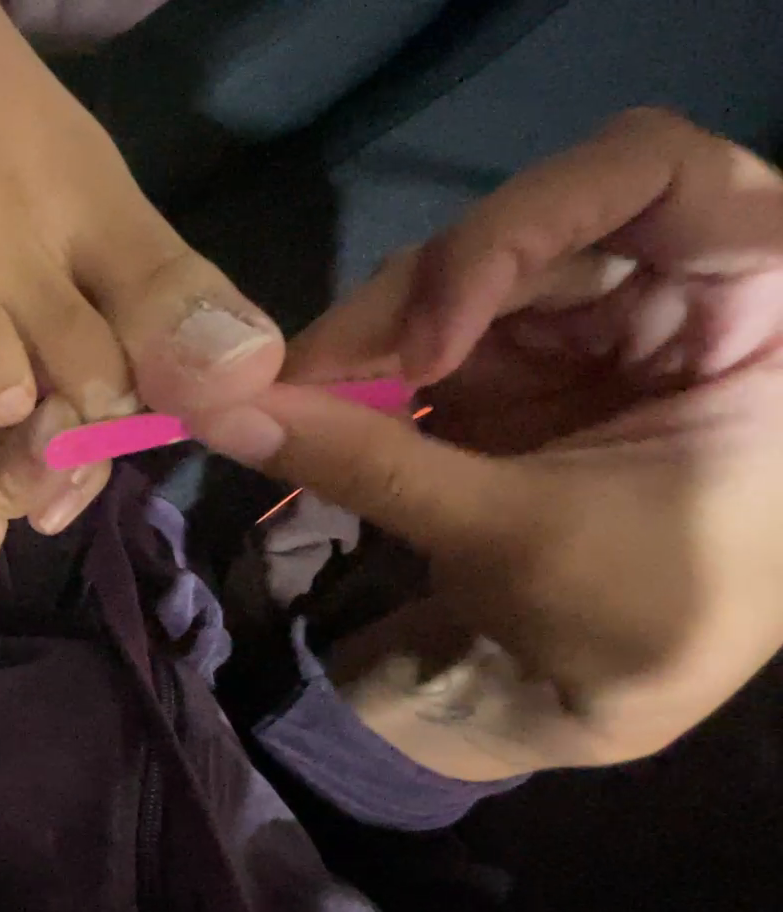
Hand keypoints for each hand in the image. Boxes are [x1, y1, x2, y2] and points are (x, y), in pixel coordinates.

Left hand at [0, 383, 104, 743]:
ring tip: (54, 507)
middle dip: (69, 393)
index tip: (67, 383)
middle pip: (27, 357)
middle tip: (84, 446)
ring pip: (58, 408)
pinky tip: (54, 521)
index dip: (28, 339)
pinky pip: (63, 460)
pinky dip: (77, 479)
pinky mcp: (7, 485)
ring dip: (78, 447)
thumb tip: (78, 427)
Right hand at [190, 109, 782, 778]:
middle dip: (396, 310)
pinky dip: (345, 374)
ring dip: (355, 344)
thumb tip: (222, 409)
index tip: (430, 349)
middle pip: (511, 235)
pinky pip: (401, 341)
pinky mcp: (487, 374)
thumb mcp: (505, 537)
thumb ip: (364, 460)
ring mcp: (563, 334)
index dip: (522, 229)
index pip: (650, 177)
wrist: (582, 693)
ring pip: (439, 286)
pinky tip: (302, 413)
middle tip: (295, 388)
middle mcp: (662, 296)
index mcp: (758, 311)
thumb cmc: (622, 627)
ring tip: (287, 411)